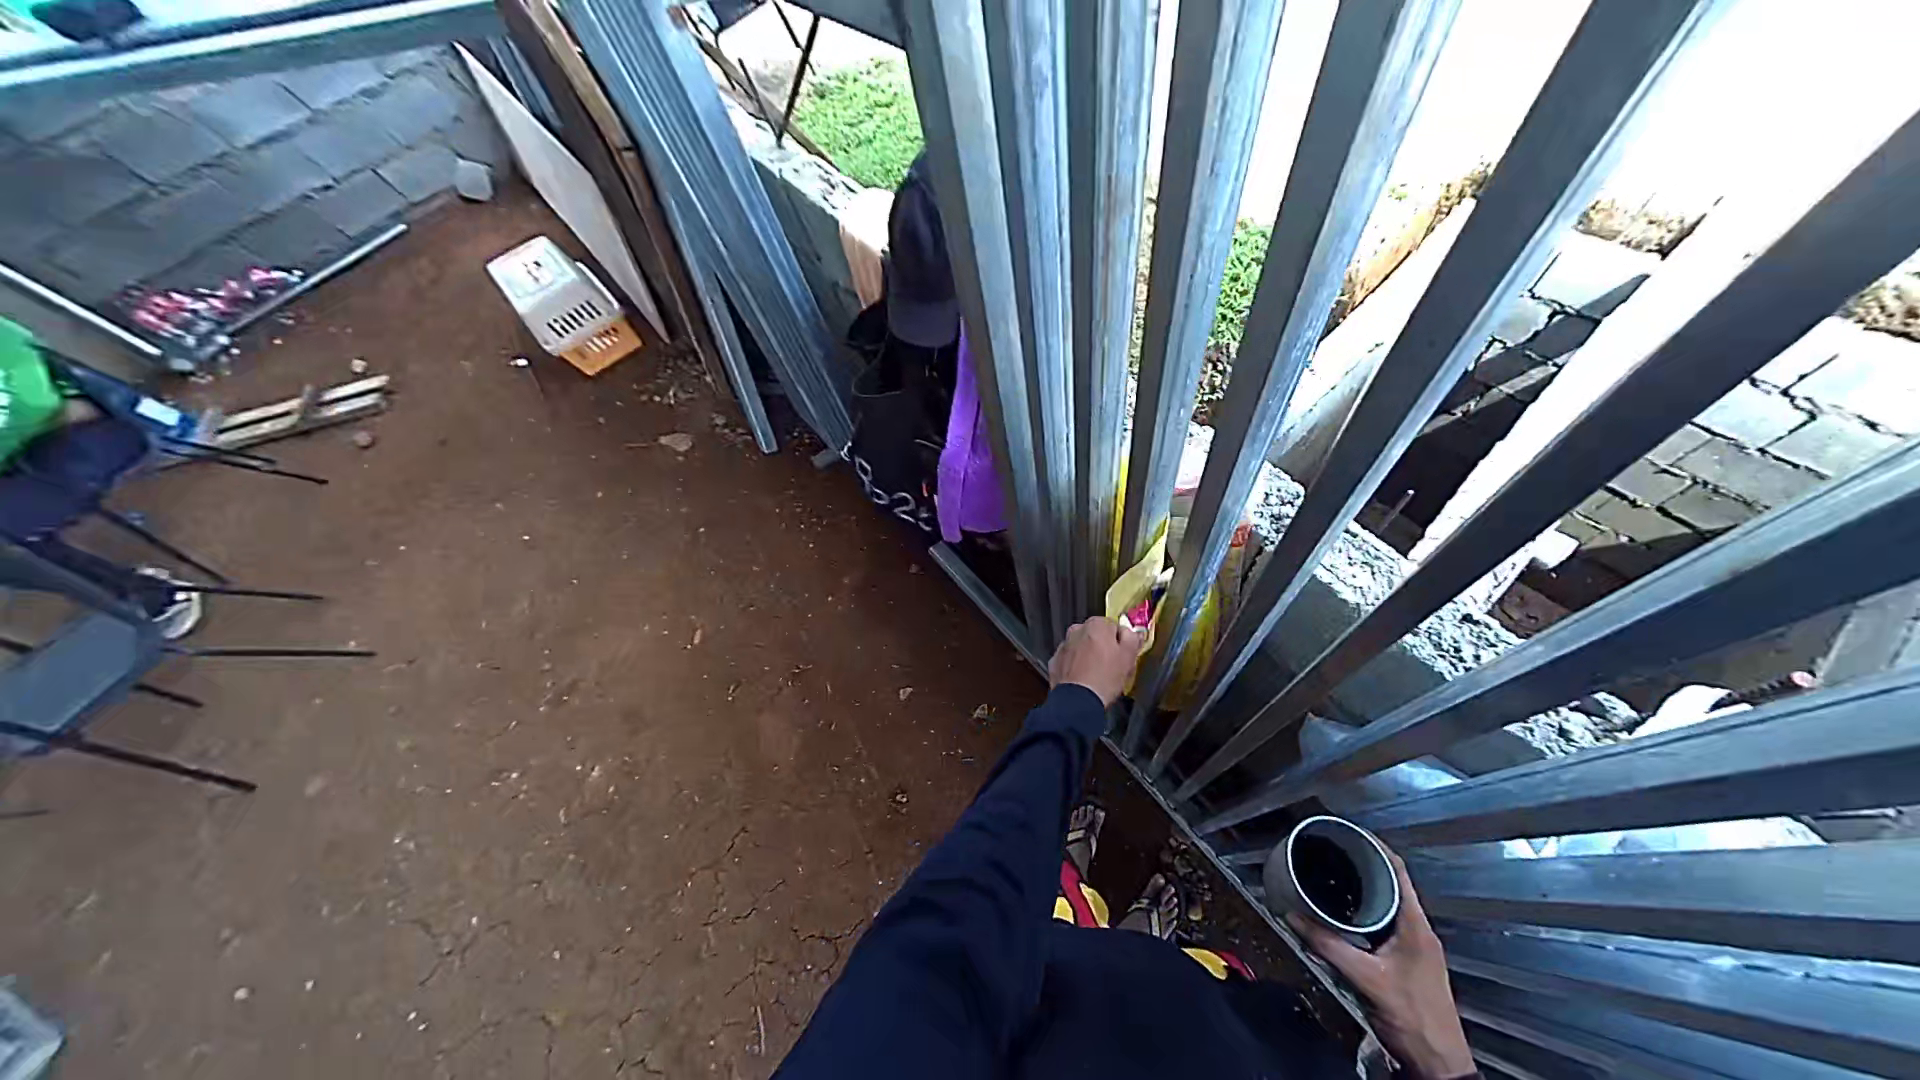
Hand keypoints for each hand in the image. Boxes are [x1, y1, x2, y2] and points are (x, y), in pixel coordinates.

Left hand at [1047, 617, 1144, 707]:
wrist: (1078, 701)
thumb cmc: (1105, 678)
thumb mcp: (1128, 658)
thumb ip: (1132, 639)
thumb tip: (1132, 633)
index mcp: (1096, 625)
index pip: (1113, 626)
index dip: (1120, 641)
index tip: (1123, 654)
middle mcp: (1076, 630)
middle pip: (1095, 635)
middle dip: (1102, 647)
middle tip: (1111, 666)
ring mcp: (1063, 646)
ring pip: (1080, 647)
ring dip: (1087, 656)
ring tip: (1096, 675)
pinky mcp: (1054, 661)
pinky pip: (1069, 660)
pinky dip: (1074, 666)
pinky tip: (1082, 680)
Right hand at [1287, 850, 1474, 1079]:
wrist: (1439, 1064)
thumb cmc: (1411, 1017)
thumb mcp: (1365, 978)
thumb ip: (1327, 945)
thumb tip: (1291, 917)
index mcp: (1416, 926)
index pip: (1399, 871)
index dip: (1376, 846)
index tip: (1349, 830)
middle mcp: (1418, 930)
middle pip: (1392, 884)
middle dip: (1363, 863)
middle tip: (1332, 848)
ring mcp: (1414, 946)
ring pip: (1387, 904)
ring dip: (1363, 887)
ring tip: (1332, 873)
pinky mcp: (1406, 960)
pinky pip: (1383, 922)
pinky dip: (1363, 909)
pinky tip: (1341, 913)